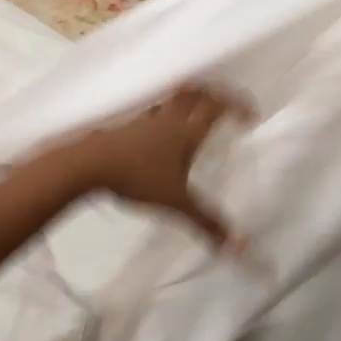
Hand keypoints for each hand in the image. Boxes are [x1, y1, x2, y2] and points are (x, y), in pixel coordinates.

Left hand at [59, 85, 248, 249]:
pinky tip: (157, 128)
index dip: (236, 106)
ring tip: (192, 112)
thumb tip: (241, 248)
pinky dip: (160, 114)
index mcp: (186, 133)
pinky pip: (149, 113)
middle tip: (224, 102)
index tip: (250, 116)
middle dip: (213, 93)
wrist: (89, 164)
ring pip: (170, 99)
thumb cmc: (138, 178)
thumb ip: (207, 224)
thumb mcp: (176, 204)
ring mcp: (144, 120)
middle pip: (194, 92)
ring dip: (185, 100)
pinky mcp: (124, 126)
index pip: (217, 108)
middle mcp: (168, 120)